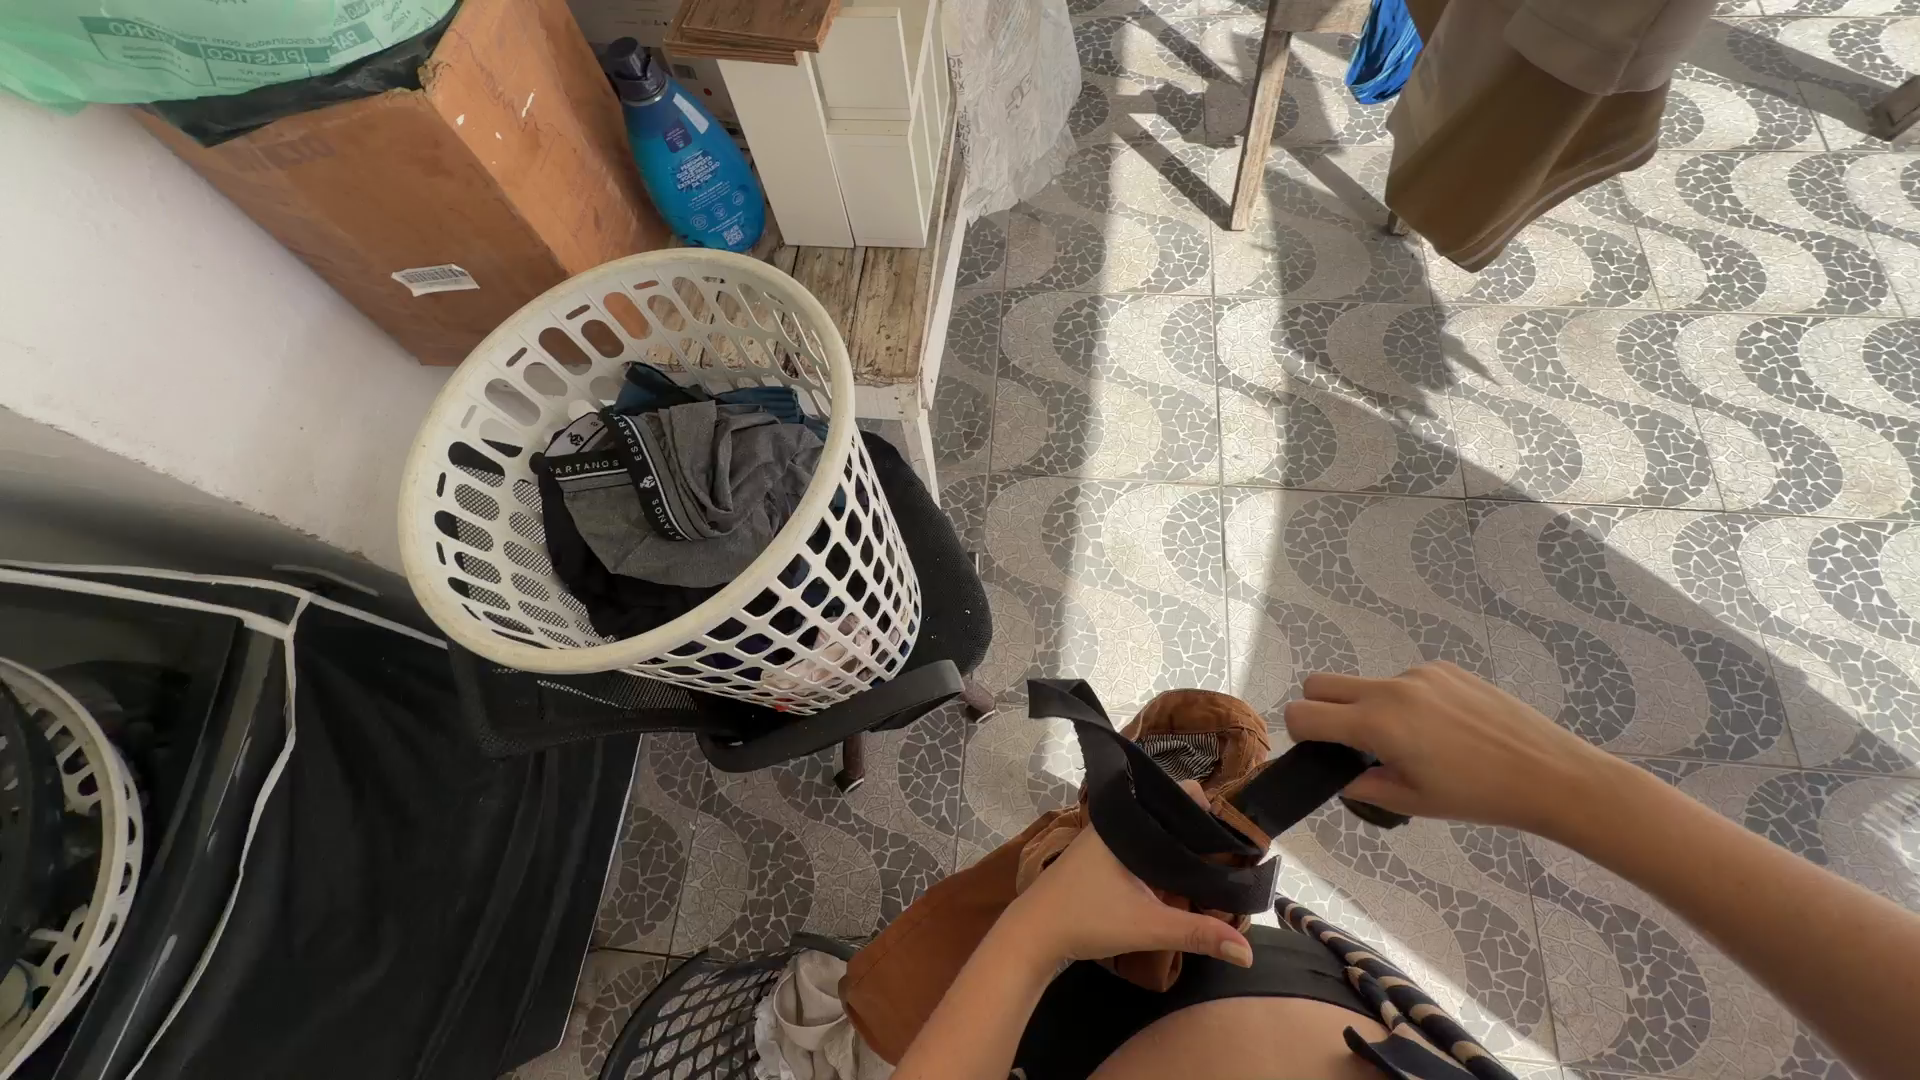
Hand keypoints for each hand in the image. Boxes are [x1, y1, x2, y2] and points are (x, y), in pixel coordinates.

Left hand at [999, 781, 1253, 969]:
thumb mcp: (1148, 926)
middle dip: (1198, 834)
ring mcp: (1108, 836)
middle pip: (1168, 814)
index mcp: (1128, 820)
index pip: (1177, 796)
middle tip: (1233, 858)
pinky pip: (1141, 845)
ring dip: (1179, 847)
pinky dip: (1161, 857)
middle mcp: (1118, 820)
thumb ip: (1198, 934)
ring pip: (1154, 831)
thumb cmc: (1087, 918)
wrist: (1034, 932)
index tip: (1236, 836)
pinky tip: (1179, 878)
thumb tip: (1248, 954)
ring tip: (1214, 868)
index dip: (1208, 812)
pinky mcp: (1102, 855)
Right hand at [1283, 661, 1625, 834]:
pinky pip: (1404, 681)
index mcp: (1376, 724)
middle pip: (1319, 684)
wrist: (1554, 775)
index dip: (1298, 733)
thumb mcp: (1413, 803)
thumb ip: (1363, 786)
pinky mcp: (1443, 668)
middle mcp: (1389, 689)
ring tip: (1417, 741)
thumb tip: (1342, 776)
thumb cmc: (1479, 797)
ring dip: (1370, 707)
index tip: (1319, 751)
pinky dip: (1408, 702)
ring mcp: (1418, 674)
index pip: (1302, 713)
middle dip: (1320, 709)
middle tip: (1350, 741)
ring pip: (1366, 684)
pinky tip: (1445, 727)